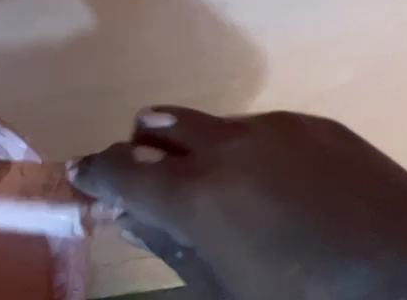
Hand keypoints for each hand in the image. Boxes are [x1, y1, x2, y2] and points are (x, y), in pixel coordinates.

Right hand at [70, 107, 406, 299]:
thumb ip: (175, 252)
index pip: (117, 168)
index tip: (83, 178)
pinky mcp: (323, 127)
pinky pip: (263, 130)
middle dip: (142, 154)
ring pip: (208, 125)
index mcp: (198, 197)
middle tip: (155, 190)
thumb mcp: (236, 297)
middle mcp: (227, 147)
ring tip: (231, 196)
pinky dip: (252, 155)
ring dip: (197, 151)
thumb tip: (130, 216)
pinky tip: (291, 198)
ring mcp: (277, 129)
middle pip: (154, 126)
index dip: (94, 173)